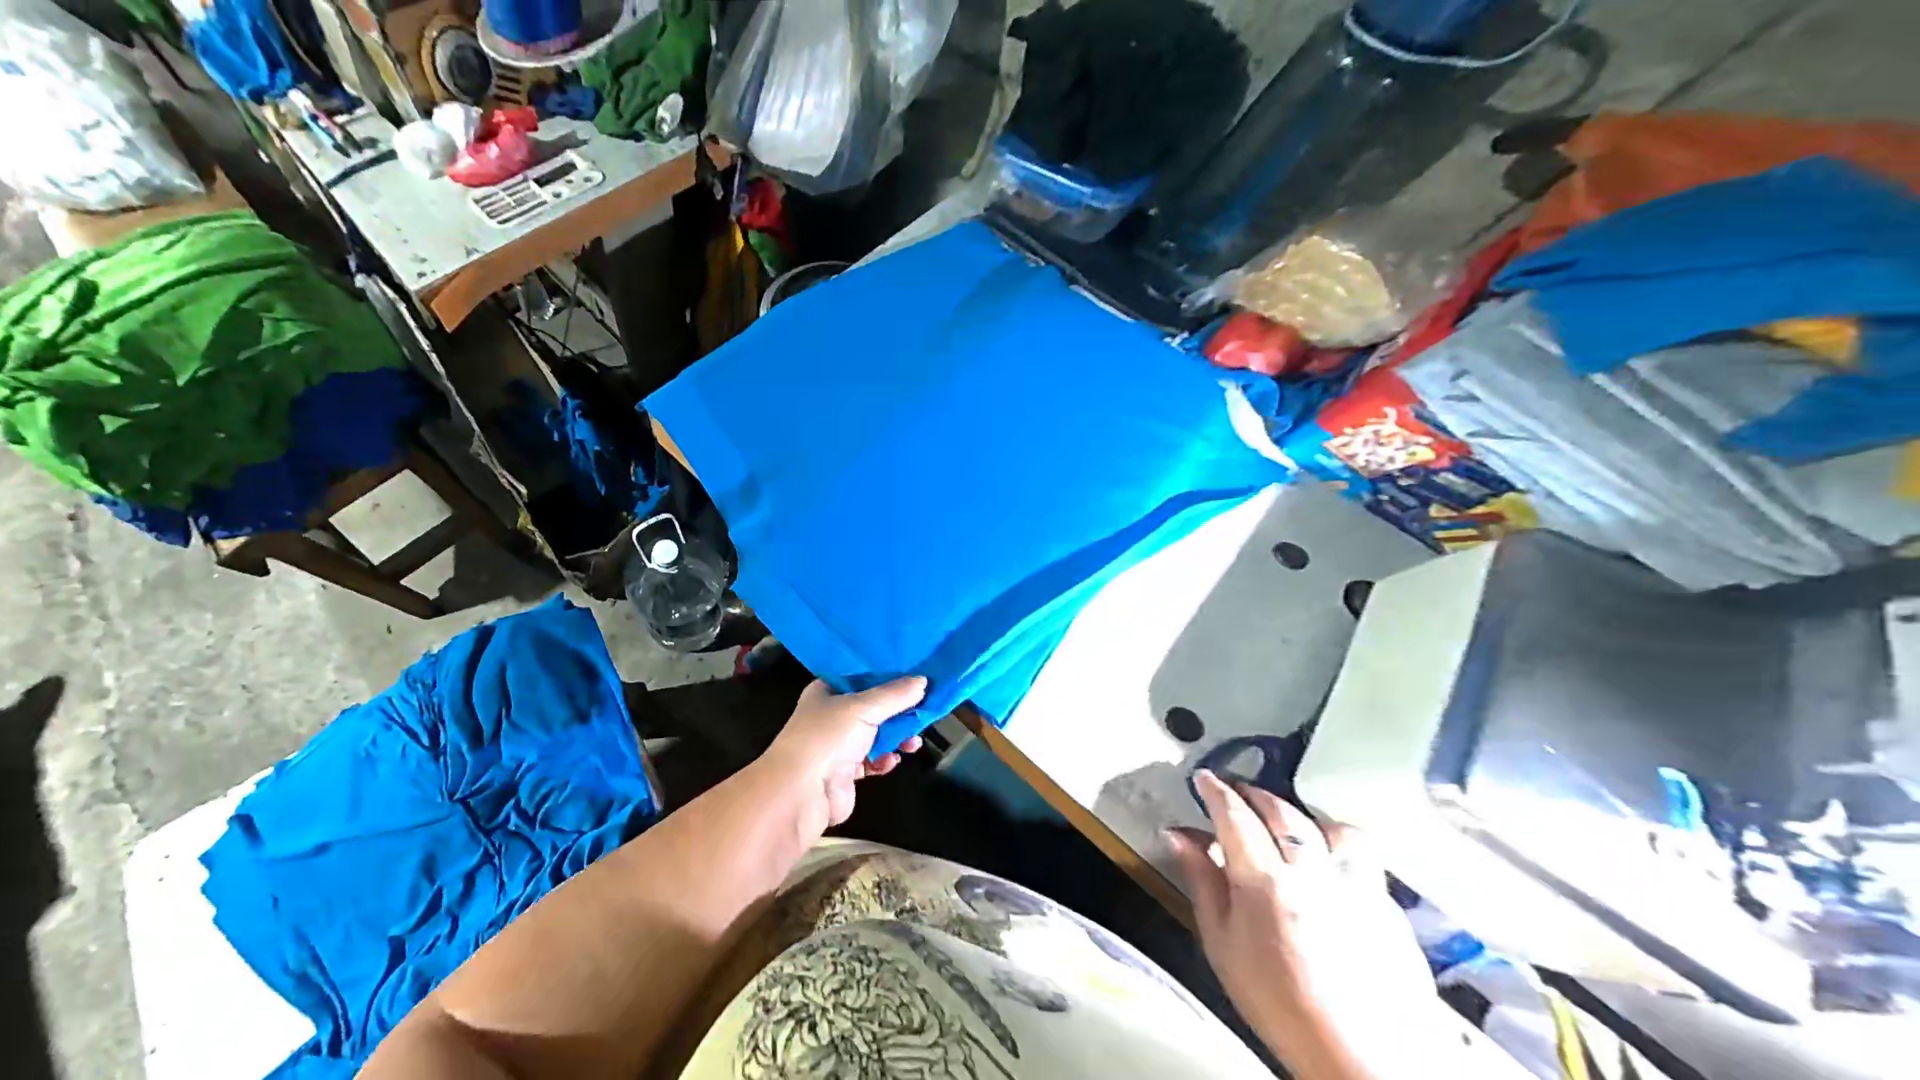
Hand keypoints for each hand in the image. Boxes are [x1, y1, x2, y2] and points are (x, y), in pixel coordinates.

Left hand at [760, 677, 927, 832]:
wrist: (801, 792)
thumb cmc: (827, 737)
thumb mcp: (863, 707)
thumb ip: (895, 695)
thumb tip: (924, 681)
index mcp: (827, 691)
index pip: (860, 676)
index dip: (886, 675)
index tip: (914, 673)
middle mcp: (831, 715)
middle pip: (872, 707)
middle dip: (897, 710)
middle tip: (923, 710)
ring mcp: (837, 745)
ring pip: (875, 735)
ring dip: (896, 737)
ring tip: (914, 741)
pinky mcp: (845, 772)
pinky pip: (872, 761)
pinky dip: (884, 760)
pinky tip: (893, 760)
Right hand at [1167, 771, 1438, 1079]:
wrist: (1363, 1060)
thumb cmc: (1280, 1006)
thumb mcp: (1222, 947)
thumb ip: (1201, 882)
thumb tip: (1179, 836)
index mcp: (1265, 884)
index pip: (1235, 816)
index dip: (1216, 791)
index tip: (1204, 778)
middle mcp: (1313, 872)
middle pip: (1281, 810)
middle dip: (1254, 794)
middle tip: (1237, 792)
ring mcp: (1355, 884)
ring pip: (1329, 824)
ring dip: (1303, 814)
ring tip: (1288, 822)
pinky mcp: (1386, 903)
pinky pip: (1361, 855)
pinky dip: (1337, 845)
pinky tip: (1326, 862)